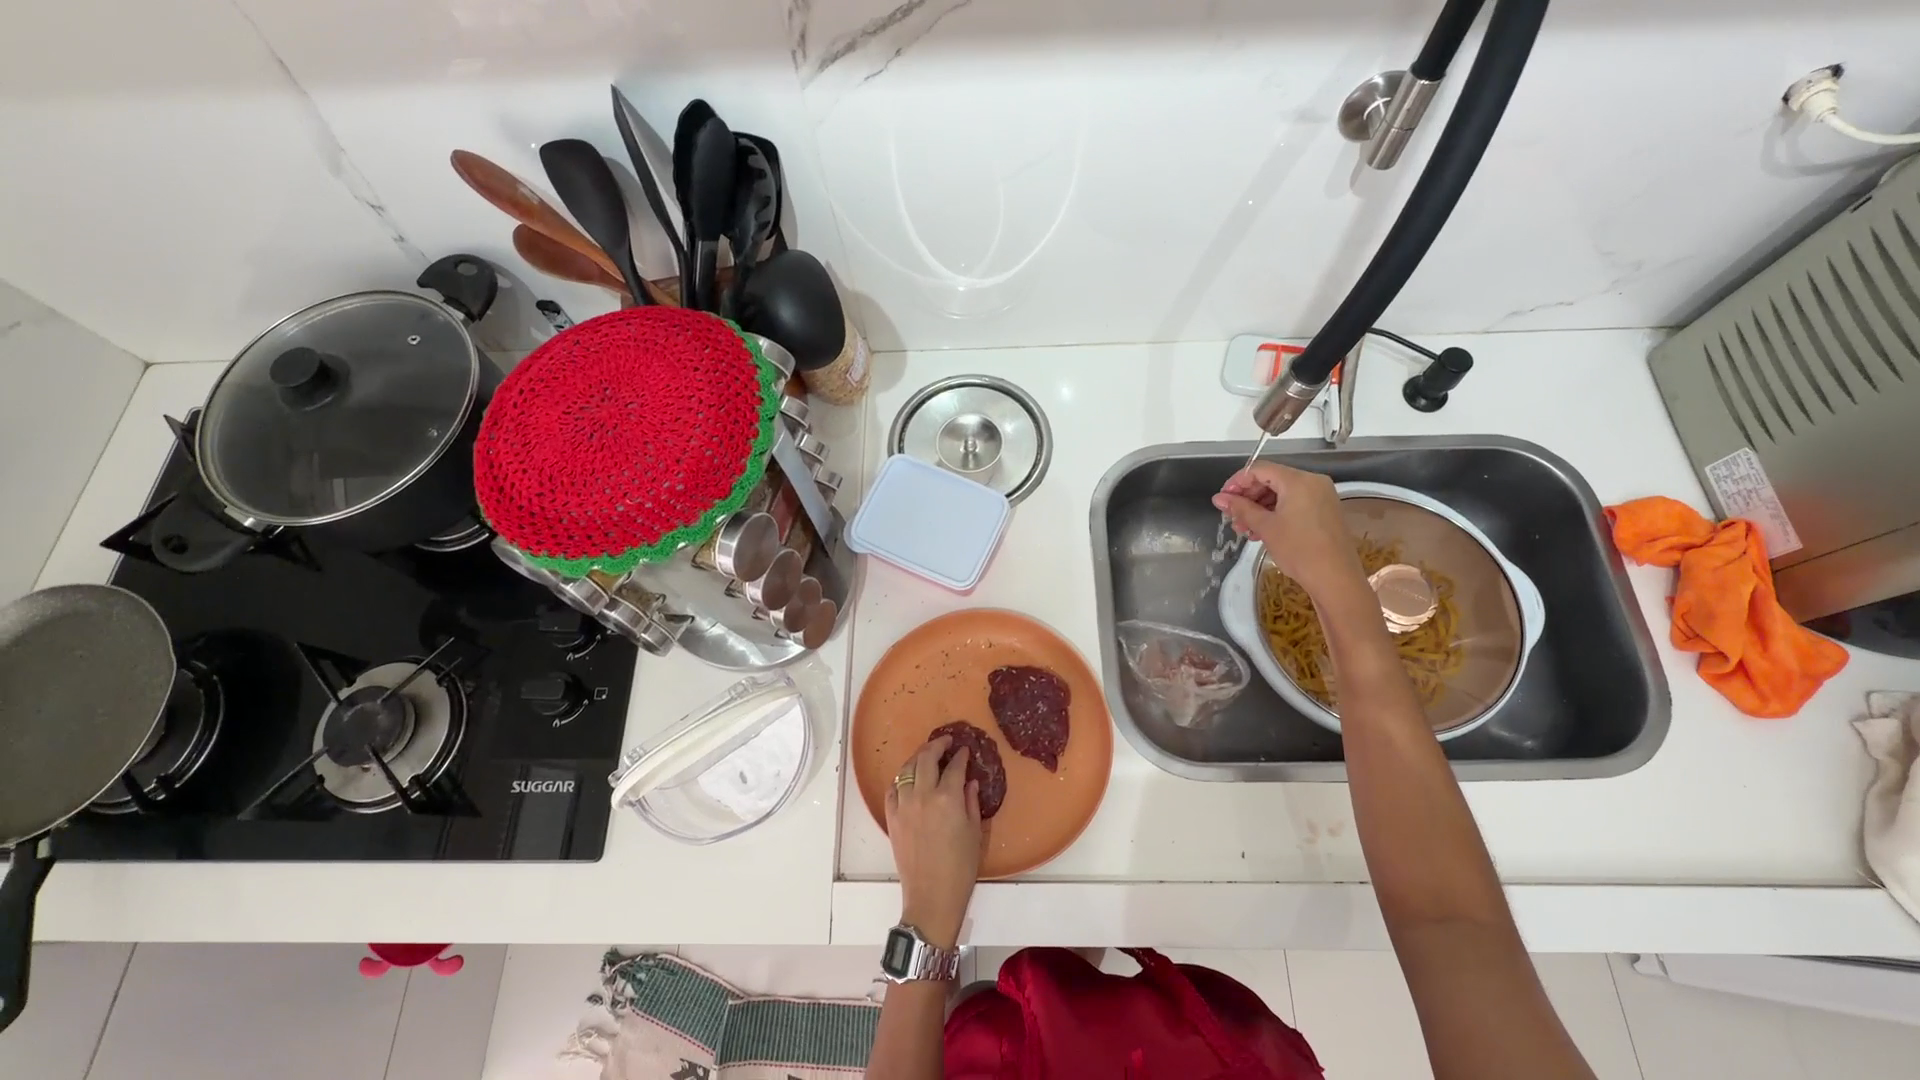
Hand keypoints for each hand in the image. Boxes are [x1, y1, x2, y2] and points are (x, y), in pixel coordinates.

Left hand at [885, 736, 984, 948]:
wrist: (932, 894)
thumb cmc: (960, 867)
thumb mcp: (974, 832)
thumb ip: (971, 802)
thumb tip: (969, 782)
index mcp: (948, 798)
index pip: (954, 767)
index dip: (960, 755)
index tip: (964, 750)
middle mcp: (923, 795)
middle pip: (926, 759)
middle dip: (936, 746)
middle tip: (945, 742)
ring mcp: (903, 805)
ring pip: (906, 770)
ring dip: (917, 758)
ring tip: (926, 755)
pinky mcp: (891, 817)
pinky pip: (893, 789)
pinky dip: (901, 779)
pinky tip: (908, 779)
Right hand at [1213, 461, 1364, 596]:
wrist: (1336, 578)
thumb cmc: (1299, 550)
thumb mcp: (1265, 527)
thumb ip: (1241, 508)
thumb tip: (1218, 498)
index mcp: (1298, 480)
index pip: (1260, 469)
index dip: (1237, 482)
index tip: (1223, 499)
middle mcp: (1313, 481)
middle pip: (1271, 479)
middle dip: (1248, 497)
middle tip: (1232, 517)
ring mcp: (1321, 495)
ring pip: (1282, 493)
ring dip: (1260, 508)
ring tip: (1245, 529)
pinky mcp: (1325, 510)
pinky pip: (1295, 503)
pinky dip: (1276, 512)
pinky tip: (1263, 530)